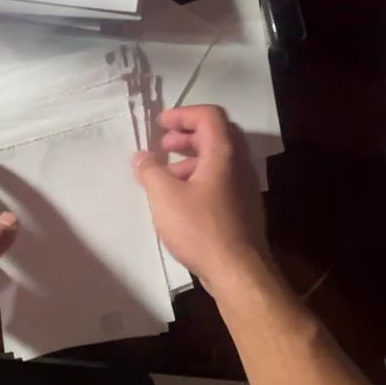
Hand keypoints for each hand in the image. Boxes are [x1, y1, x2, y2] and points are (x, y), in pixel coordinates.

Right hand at [133, 105, 272, 293]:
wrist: (237, 270)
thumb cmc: (200, 228)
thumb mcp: (165, 197)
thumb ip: (150, 171)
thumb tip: (141, 157)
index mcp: (223, 153)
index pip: (209, 116)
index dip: (183, 114)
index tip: (160, 125)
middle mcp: (239, 164)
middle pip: (216, 135)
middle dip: (186, 136)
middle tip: (162, 147)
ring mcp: (244, 187)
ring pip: (218, 160)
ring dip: (191, 160)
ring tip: (166, 177)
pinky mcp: (242, 207)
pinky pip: (220, 180)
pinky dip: (199, 179)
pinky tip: (181, 201)